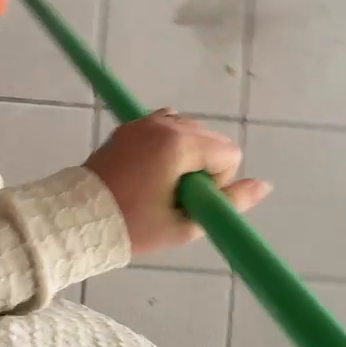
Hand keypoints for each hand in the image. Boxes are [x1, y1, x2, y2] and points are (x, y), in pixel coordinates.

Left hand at [83, 108, 271, 254]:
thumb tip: (264, 185)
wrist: (81, 216)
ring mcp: (145, 121)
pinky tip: (154, 166)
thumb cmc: (134, 224)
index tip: (189, 200)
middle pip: (211, 139)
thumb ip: (229, 202)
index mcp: (180, 143)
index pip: (228, 153)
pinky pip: (166, 124)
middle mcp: (165, 123)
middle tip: (173, 195)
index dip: (217, 182)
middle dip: (203, 166)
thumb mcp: (185, 223)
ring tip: (160, 183)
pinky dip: (168, 142)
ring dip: (187, 154)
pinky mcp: (130, 125)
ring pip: (190, 130)